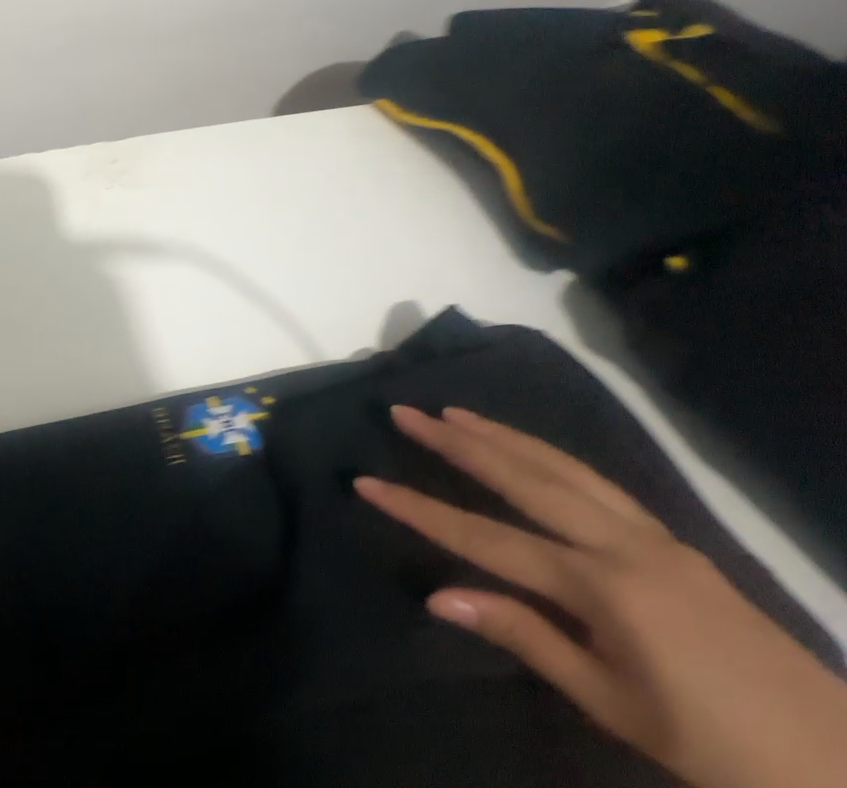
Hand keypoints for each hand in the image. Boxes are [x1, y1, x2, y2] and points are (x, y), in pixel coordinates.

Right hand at [356, 406, 846, 787]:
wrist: (836, 762)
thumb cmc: (709, 742)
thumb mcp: (609, 702)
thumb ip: (525, 635)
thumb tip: (438, 593)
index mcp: (603, 588)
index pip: (486, 538)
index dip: (420, 510)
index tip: (367, 483)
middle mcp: (627, 547)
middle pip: (528, 480)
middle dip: (461, 444)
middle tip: (407, 413)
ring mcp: (659, 541)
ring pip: (569, 471)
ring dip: (507, 438)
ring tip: (457, 413)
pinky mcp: (679, 547)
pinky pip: (603, 486)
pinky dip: (555, 458)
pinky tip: (533, 452)